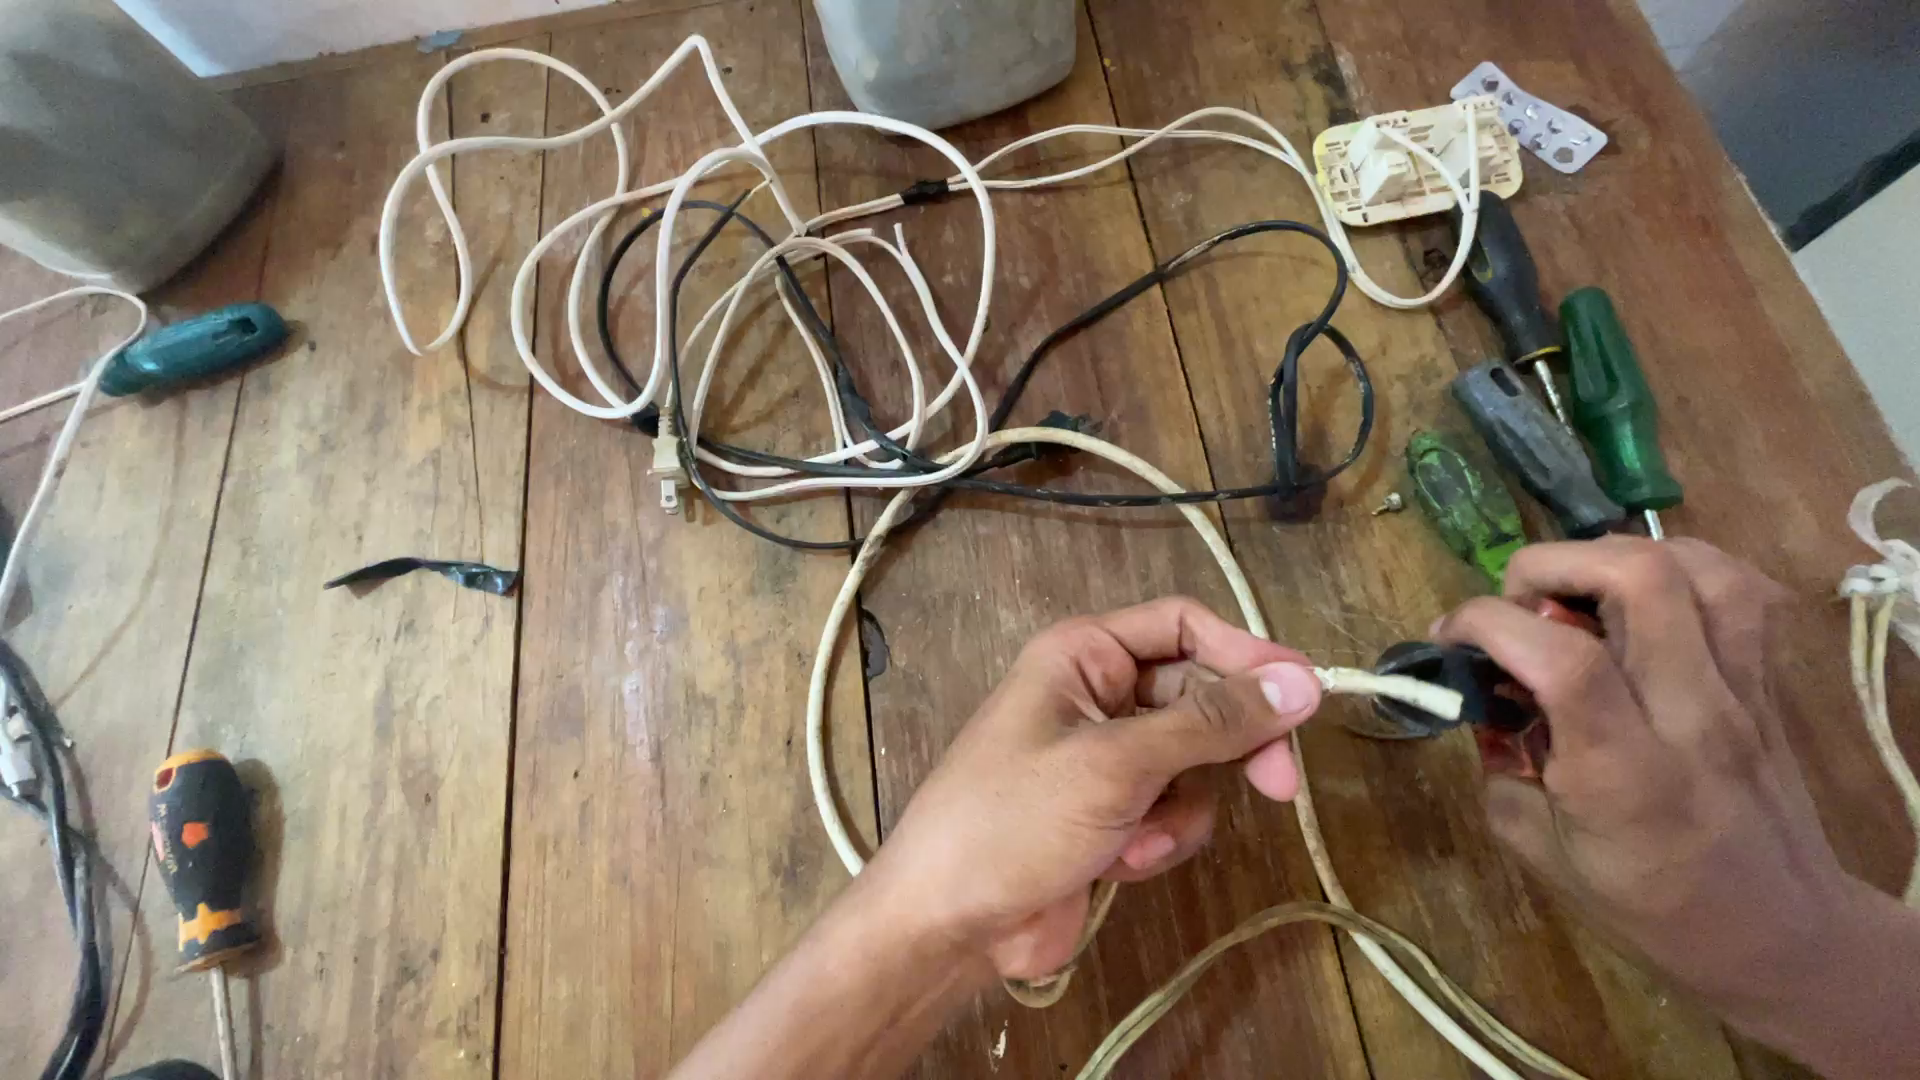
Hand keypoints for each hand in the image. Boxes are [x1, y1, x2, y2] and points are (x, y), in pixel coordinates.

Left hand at [858, 596, 1323, 981]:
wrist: (952, 921)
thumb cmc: (1015, 819)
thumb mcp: (1116, 764)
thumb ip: (1210, 723)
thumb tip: (1300, 680)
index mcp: (1084, 654)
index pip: (1183, 625)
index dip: (1246, 652)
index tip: (1305, 693)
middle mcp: (1098, 692)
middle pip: (1199, 694)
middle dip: (1231, 744)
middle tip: (1279, 784)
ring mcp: (1107, 753)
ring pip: (1194, 759)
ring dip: (1181, 805)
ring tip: (1138, 837)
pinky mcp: (1114, 808)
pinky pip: (1174, 805)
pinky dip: (1161, 837)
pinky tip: (1121, 862)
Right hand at [1436, 537, 1858, 1014]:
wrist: (1781, 936)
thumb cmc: (1644, 902)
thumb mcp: (1533, 842)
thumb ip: (1494, 760)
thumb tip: (1479, 699)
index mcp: (1624, 771)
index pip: (1562, 657)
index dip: (1486, 623)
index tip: (1449, 637)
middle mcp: (1691, 714)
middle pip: (1639, 580)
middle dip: (1547, 566)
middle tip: (1514, 607)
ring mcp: (1741, 690)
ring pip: (1695, 568)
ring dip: (1610, 555)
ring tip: (1568, 592)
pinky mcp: (1766, 681)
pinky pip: (1737, 588)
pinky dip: (1675, 564)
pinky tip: (1632, 592)